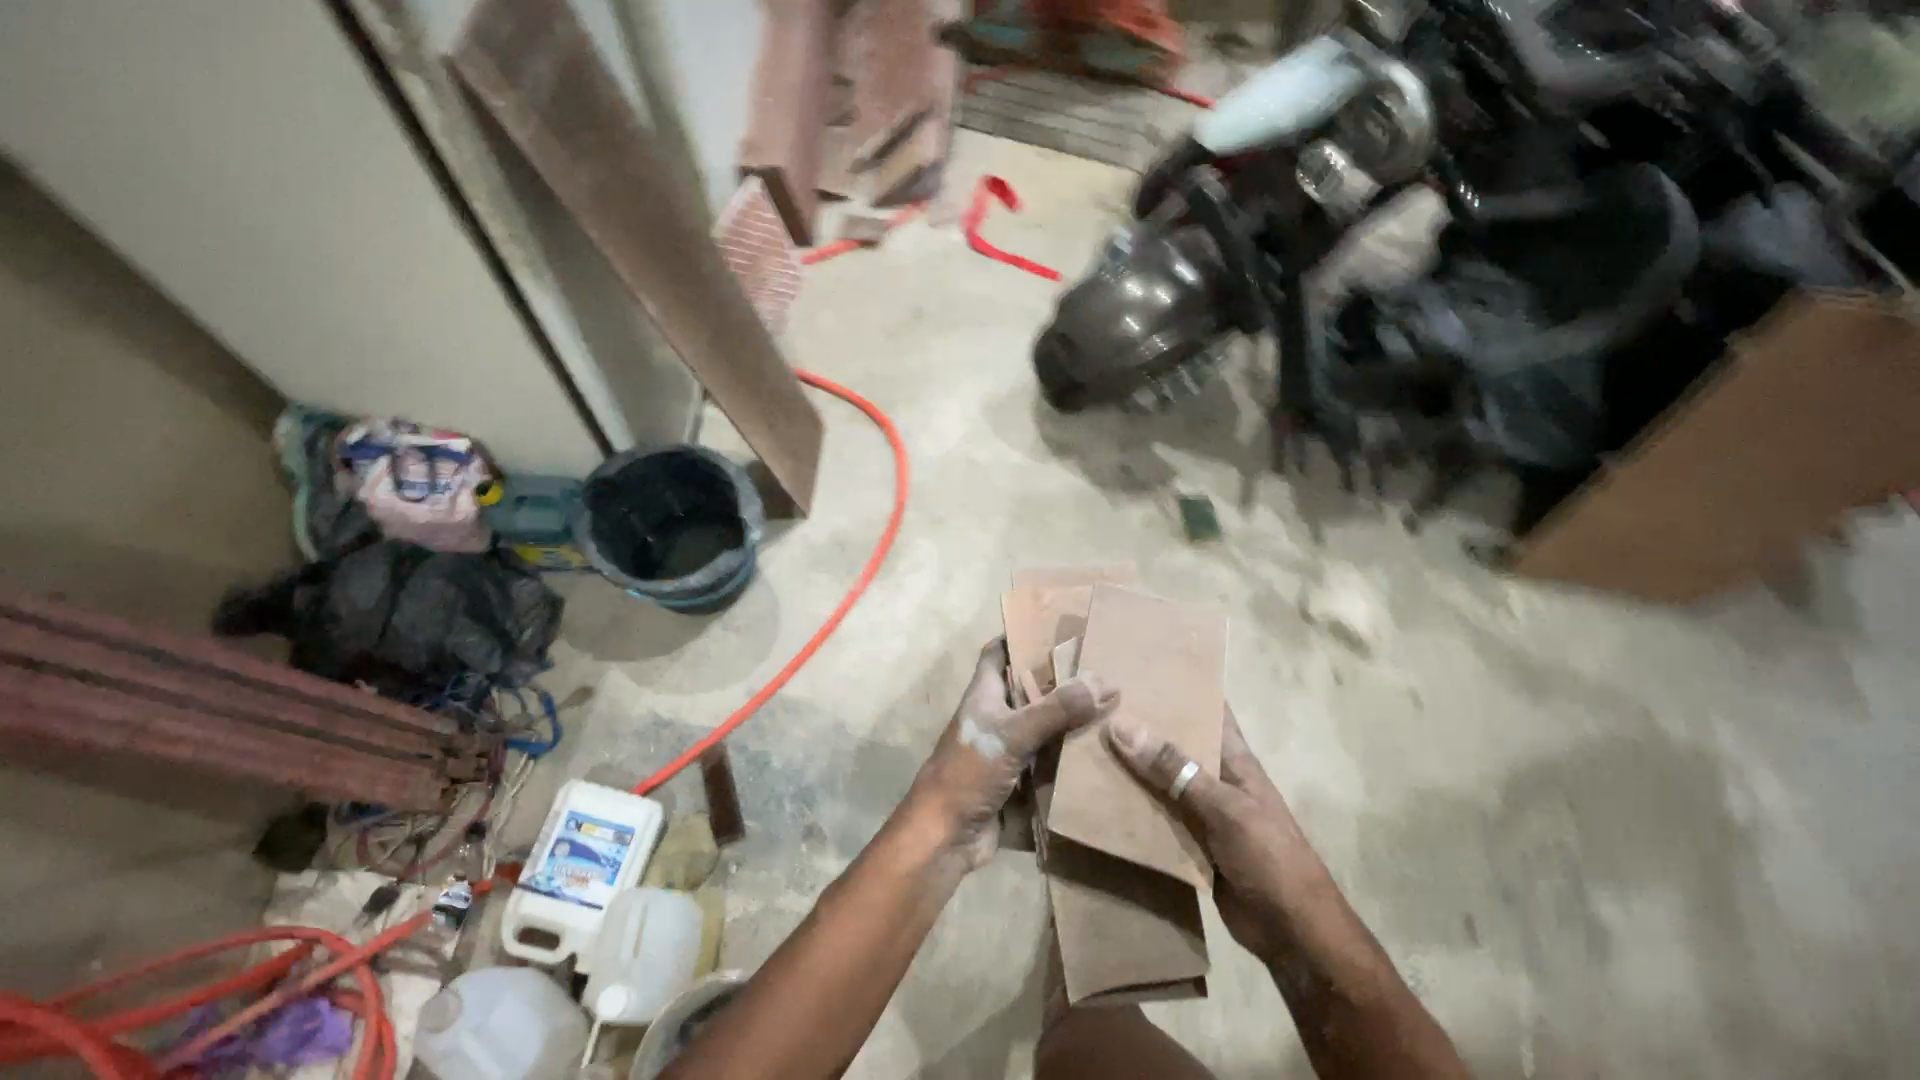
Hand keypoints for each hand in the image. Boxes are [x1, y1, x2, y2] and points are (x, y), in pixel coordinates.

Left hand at [903, 639, 1117, 871]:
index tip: (1061, 627)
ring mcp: (1005, 750)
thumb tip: (1103, 682)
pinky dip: (1069, 757)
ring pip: (1042, 726)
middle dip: (1061, 680)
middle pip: (1028, 688)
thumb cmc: (967, 774)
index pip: (999, 651)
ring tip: (1115, 706)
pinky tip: (1103, 753)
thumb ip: (1055, 709)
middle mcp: (994, 716)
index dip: (1023, 635)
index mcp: (983, 694)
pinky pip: (1048, 762)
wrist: (944, 837)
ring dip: (1070, 720)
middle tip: (1106, 667)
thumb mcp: (1012, 734)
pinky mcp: (1017, 781)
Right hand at [1102, 708, 1312, 962]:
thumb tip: (1122, 725)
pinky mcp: (1187, 845)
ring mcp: (1200, 813)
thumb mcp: (1224, 808)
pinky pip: (1153, 819)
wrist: (1293, 933)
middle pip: (1173, 744)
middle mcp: (1214, 779)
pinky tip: (1093, 799)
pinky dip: (1128, 810)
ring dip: (1127, 769)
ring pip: (1158, 782)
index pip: (1207, 708)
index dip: (1180, 684)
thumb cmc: (1270, 858)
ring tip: (1079, 742)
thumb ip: (1176, 770)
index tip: (1138, 661)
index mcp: (1234, 760)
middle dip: (1140, 725)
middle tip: (1089, 701)